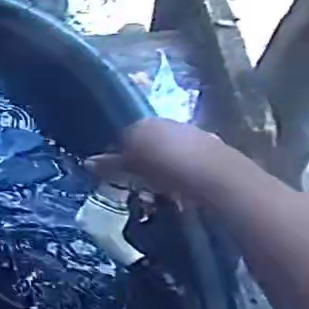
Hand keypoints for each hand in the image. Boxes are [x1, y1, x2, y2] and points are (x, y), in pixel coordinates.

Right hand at [88, 117, 251, 202]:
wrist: (220, 178)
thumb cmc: (165, 169)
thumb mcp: (129, 169)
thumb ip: (109, 165)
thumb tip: (88, 163)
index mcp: (141, 122)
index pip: (124, 135)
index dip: (120, 153)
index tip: (120, 171)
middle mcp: (167, 122)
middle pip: (150, 140)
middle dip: (146, 157)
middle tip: (142, 179)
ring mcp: (194, 133)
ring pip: (173, 148)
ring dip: (168, 164)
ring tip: (166, 186)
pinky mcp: (218, 148)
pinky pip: (193, 158)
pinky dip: (188, 170)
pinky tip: (188, 186)